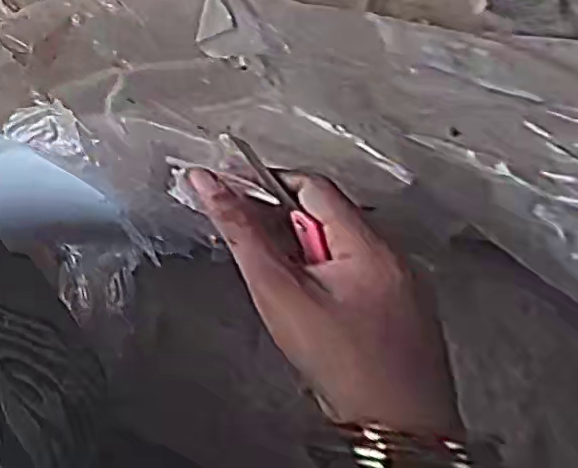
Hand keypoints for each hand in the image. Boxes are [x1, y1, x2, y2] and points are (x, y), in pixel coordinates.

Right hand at [187, 168, 461, 435]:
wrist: (393, 427)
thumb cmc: (336, 355)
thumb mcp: (273, 284)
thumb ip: (237, 226)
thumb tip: (204, 179)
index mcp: (372, 250)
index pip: (311, 186)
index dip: (264, 182)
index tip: (226, 188)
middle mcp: (396, 260)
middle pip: (323, 209)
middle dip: (274, 213)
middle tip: (240, 231)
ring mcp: (402, 284)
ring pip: (333, 236)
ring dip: (292, 238)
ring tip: (265, 263)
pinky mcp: (398, 304)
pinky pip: (347, 261)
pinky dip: (312, 260)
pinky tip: (293, 283)